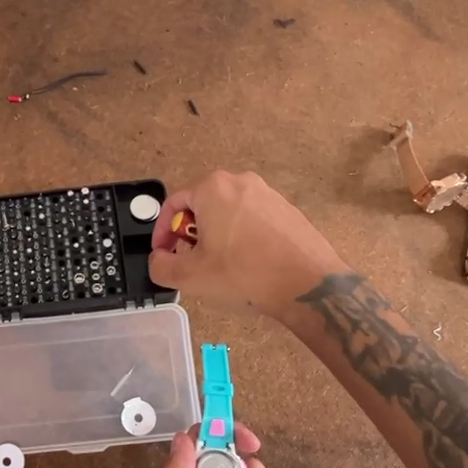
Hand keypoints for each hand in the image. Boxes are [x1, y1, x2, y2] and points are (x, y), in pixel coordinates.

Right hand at [148, 170, 346, 315]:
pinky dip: (242, 238)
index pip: (173, 204)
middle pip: (201, 206)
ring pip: (228, 213)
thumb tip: (159, 259)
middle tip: (190, 262)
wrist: (307, 285)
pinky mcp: (288, 210)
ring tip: (219, 267)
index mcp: (213, 188)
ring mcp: (268, 194)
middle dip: (190, 234)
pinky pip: (252, 220)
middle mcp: (240, 182)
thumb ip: (161, 266)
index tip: (163, 255)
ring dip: (216, 236)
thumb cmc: (244, 274)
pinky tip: (247, 265)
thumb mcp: (189, 277)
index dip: (161, 233)